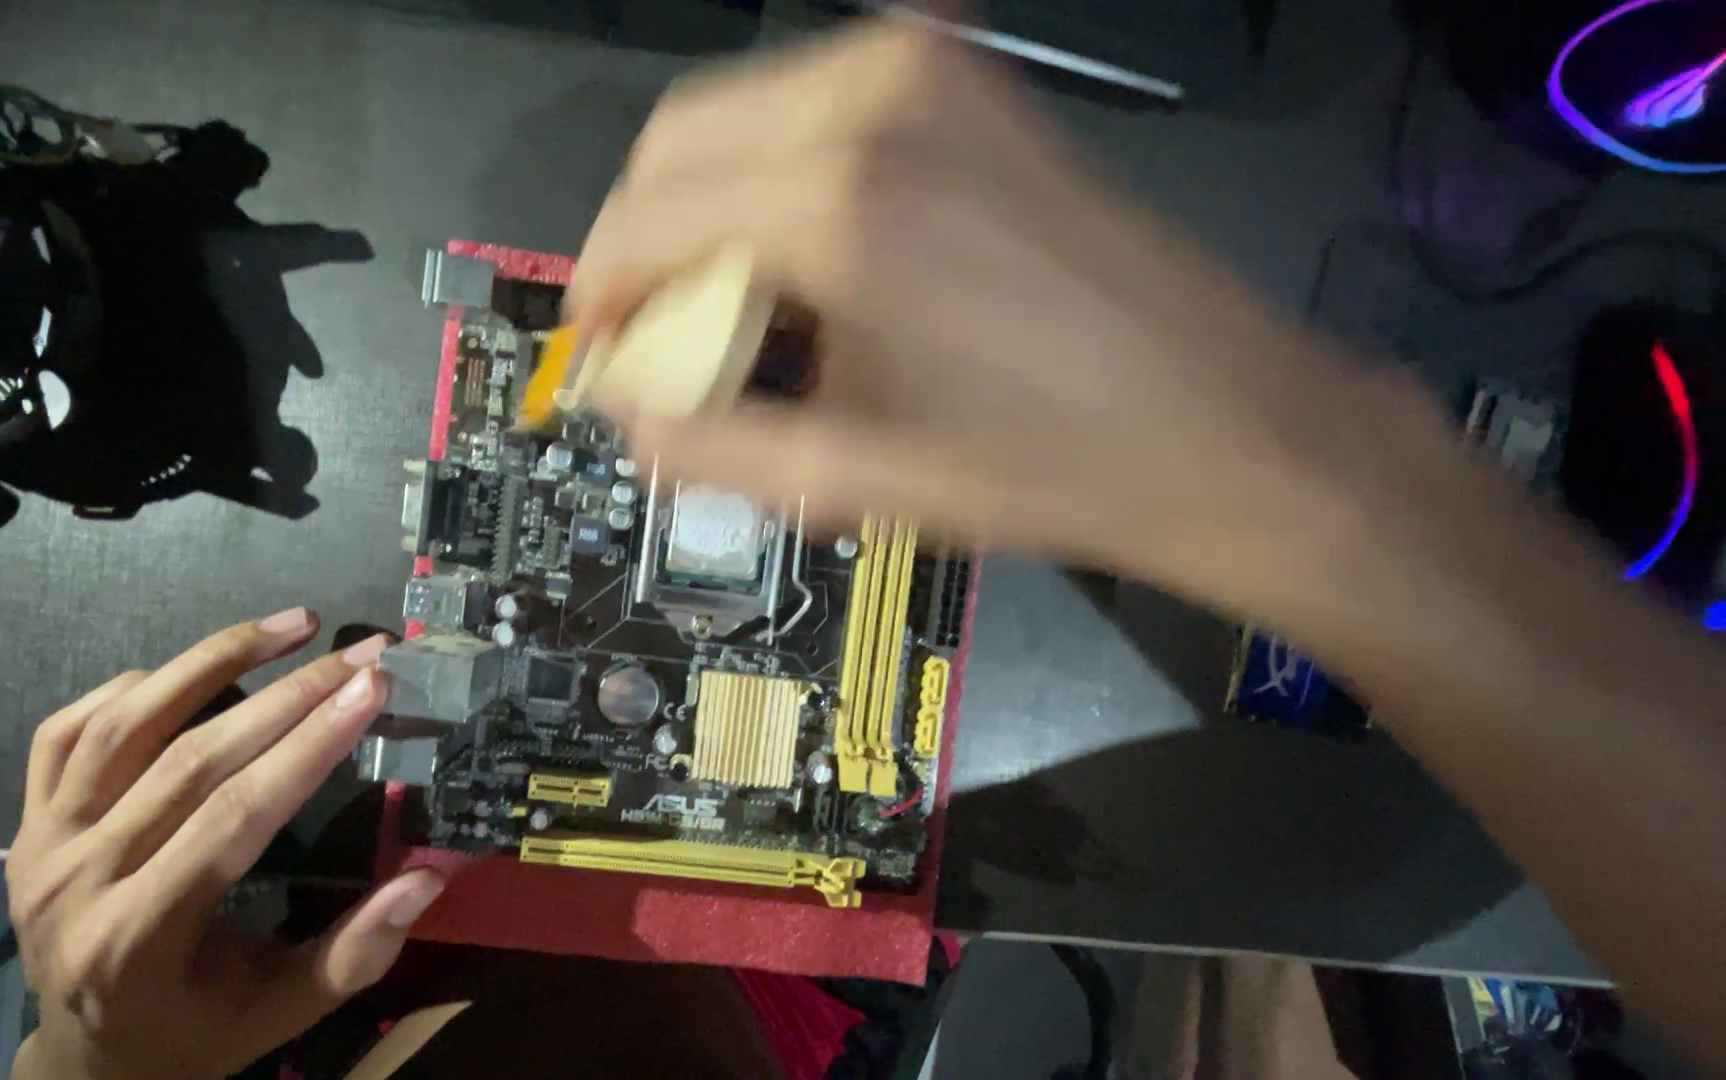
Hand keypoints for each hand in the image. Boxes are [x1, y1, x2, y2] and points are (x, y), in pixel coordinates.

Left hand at [6, 611, 444, 1079]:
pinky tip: (197, 668)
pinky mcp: (24, 822)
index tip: (372, 684)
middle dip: (293, 693)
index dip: (310, 744)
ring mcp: (37, 846)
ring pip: (126, 724)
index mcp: (136, 939)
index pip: (235, 816)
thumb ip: (357, 950)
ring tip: (296, 624)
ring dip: (218, 659)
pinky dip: (136, 685)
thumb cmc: (201, 1031)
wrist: (86, 1061)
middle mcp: (72, 884)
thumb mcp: (286, 1009)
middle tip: (365, 651)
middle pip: (191, 760)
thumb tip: (429, 877)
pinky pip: (68, 729)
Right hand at [568, 23, 1430, 609]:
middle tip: (665, 337)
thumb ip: (713, 448)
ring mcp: (932, 72)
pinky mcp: (971, 84)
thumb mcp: (856, 479)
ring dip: (713, 212)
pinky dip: (781, 181)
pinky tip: (813, 263)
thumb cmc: (1039, 467)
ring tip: (745, 313)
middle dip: (646, 244)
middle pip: (677, 143)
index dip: (600, 291)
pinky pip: (819, 111)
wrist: (1216, 423)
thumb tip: (626, 414)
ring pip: (743, 119)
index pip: (642, 218)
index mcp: (838, 204)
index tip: (604, 351)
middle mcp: (874, 100)